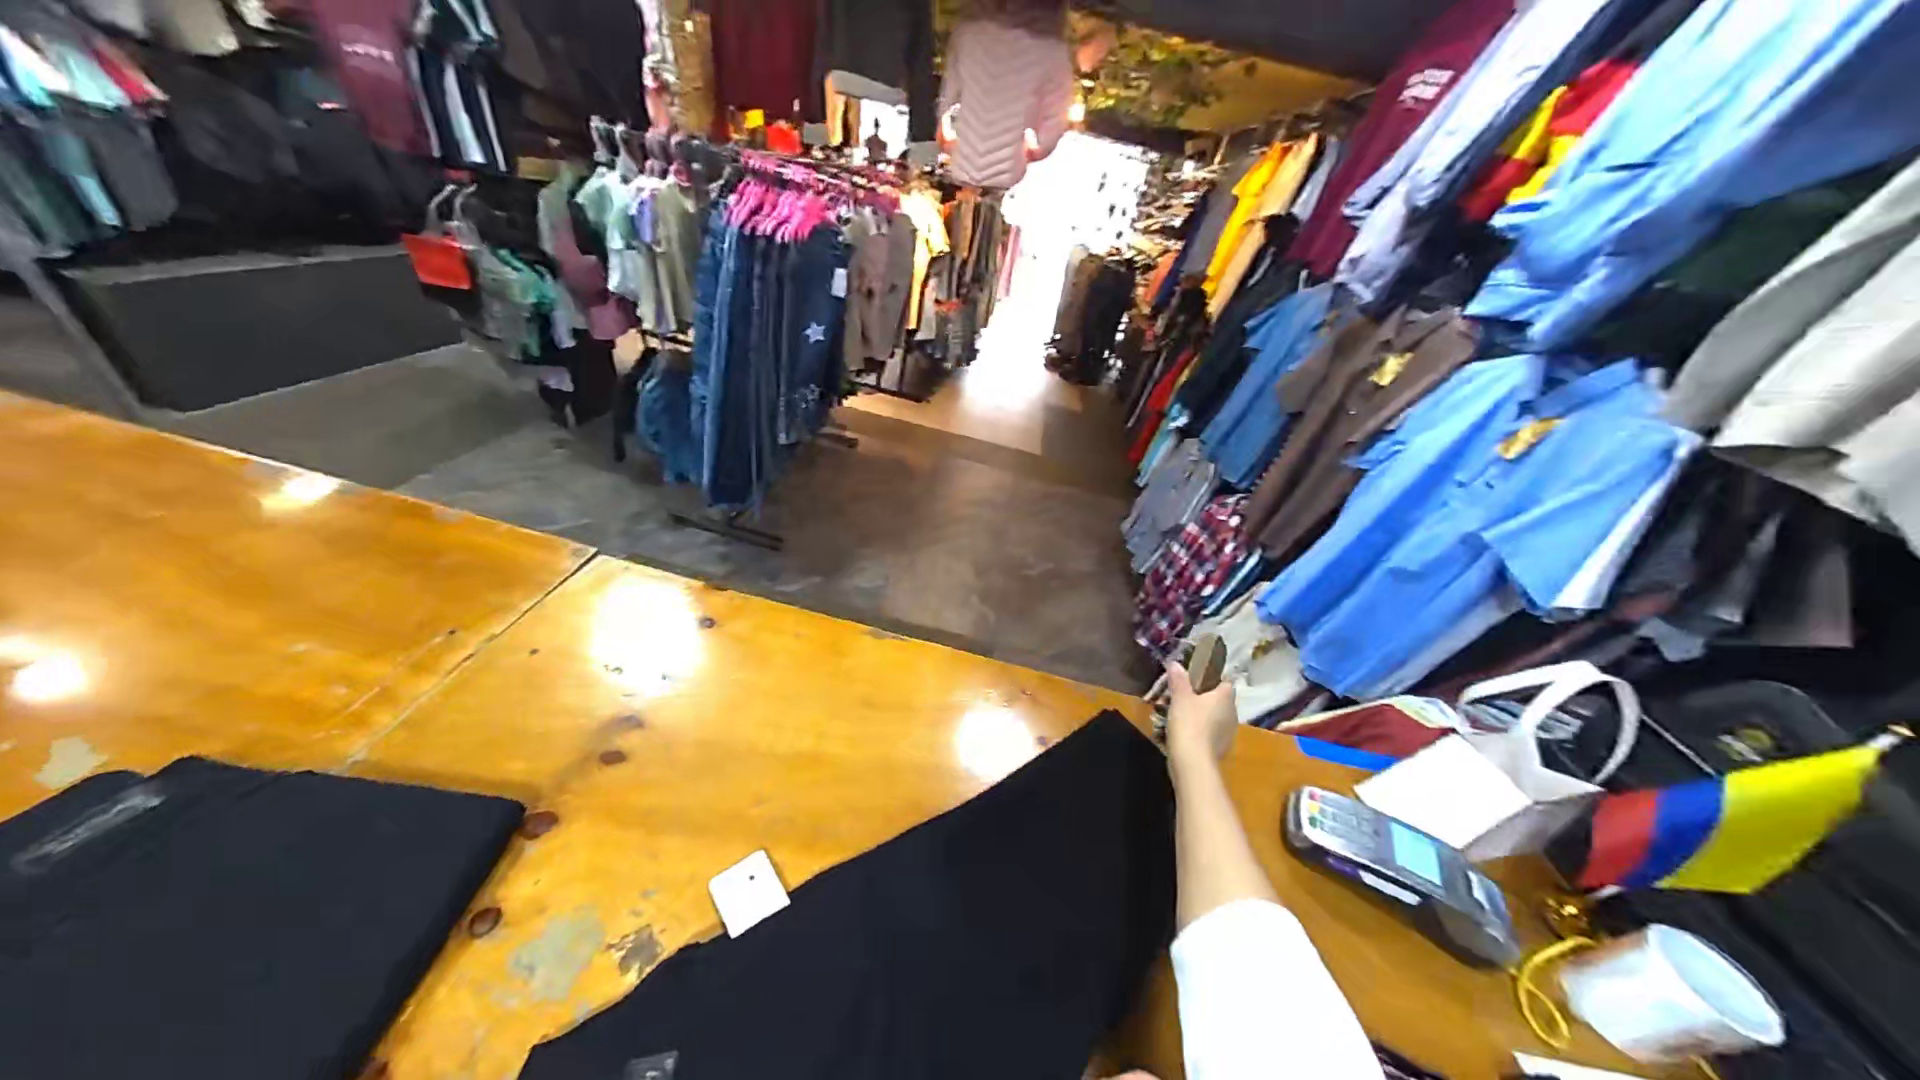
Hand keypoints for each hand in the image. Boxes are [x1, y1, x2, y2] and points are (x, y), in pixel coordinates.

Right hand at [1163, 661, 1236, 764]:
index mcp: (1225, 698)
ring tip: (1183, 717)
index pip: (1226, 683)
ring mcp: (1229, 733)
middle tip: (1185, 698)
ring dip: (1205, 717)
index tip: (1197, 681)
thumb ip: (1178, 680)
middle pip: (1221, 701)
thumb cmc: (1189, 723)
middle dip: (1206, 699)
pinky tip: (1187, 734)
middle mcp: (1232, 713)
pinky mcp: (1222, 749)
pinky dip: (1203, 733)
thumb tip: (1176, 663)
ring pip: (1217, 718)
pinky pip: (1212, 734)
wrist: (1193, 761)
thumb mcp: (1179, 698)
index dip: (1213, 680)